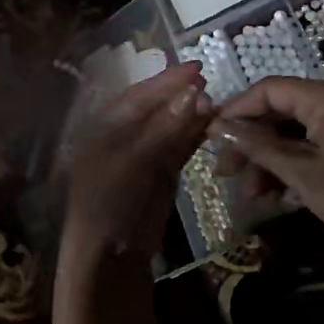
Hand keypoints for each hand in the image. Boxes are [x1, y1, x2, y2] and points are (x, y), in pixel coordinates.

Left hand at [59, 61, 213, 267]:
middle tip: (211, 84)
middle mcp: (123, 138)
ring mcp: (142, 157)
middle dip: (181, 97)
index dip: (166, 82)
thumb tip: (195, 93)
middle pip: (156, 110)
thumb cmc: (109, 202)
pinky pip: (178, 149)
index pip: (138, 97)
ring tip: (218, 105)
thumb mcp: (135, 161)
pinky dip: (193, 137)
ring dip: (191, 116)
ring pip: (170, 129)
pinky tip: (212, 126)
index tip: (197, 68)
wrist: (109, 255)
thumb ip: (165, 128)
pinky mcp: (159, 176)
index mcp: (105, 129)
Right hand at [210, 76, 323, 254]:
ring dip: (265, 159)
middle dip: (248, 141)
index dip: (236, 111)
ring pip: (288, 131)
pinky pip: (306, 143)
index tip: (209, 136)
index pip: (269, 90)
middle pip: (277, 111)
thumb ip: (257, 146)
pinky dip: (286, 164)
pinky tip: (271, 192)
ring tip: (248, 192)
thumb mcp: (300, 173)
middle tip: (223, 171)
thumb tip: (217, 128)